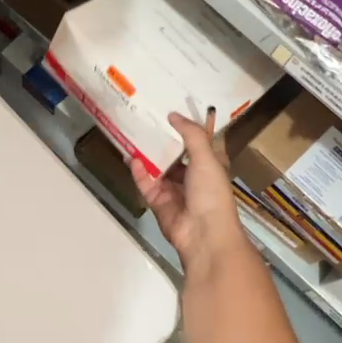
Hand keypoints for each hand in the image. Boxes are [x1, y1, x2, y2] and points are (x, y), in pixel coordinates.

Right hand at [130, 110, 248, 267]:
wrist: (202, 234)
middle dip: (164, 138)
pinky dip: (138, 171)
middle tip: (147, 116)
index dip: (191, 126)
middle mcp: (193, 176)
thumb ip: (191, 134)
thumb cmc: (211, 193)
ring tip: (133, 132)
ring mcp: (174, 190)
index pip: (202, 141)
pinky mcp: (158, 201)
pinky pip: (146, 183)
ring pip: (158, 167)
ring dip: (147, 152)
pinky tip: (130, 157)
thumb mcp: (206, 158)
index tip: (176, 108)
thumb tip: (174, 115)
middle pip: (176, 153)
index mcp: (210, 165)